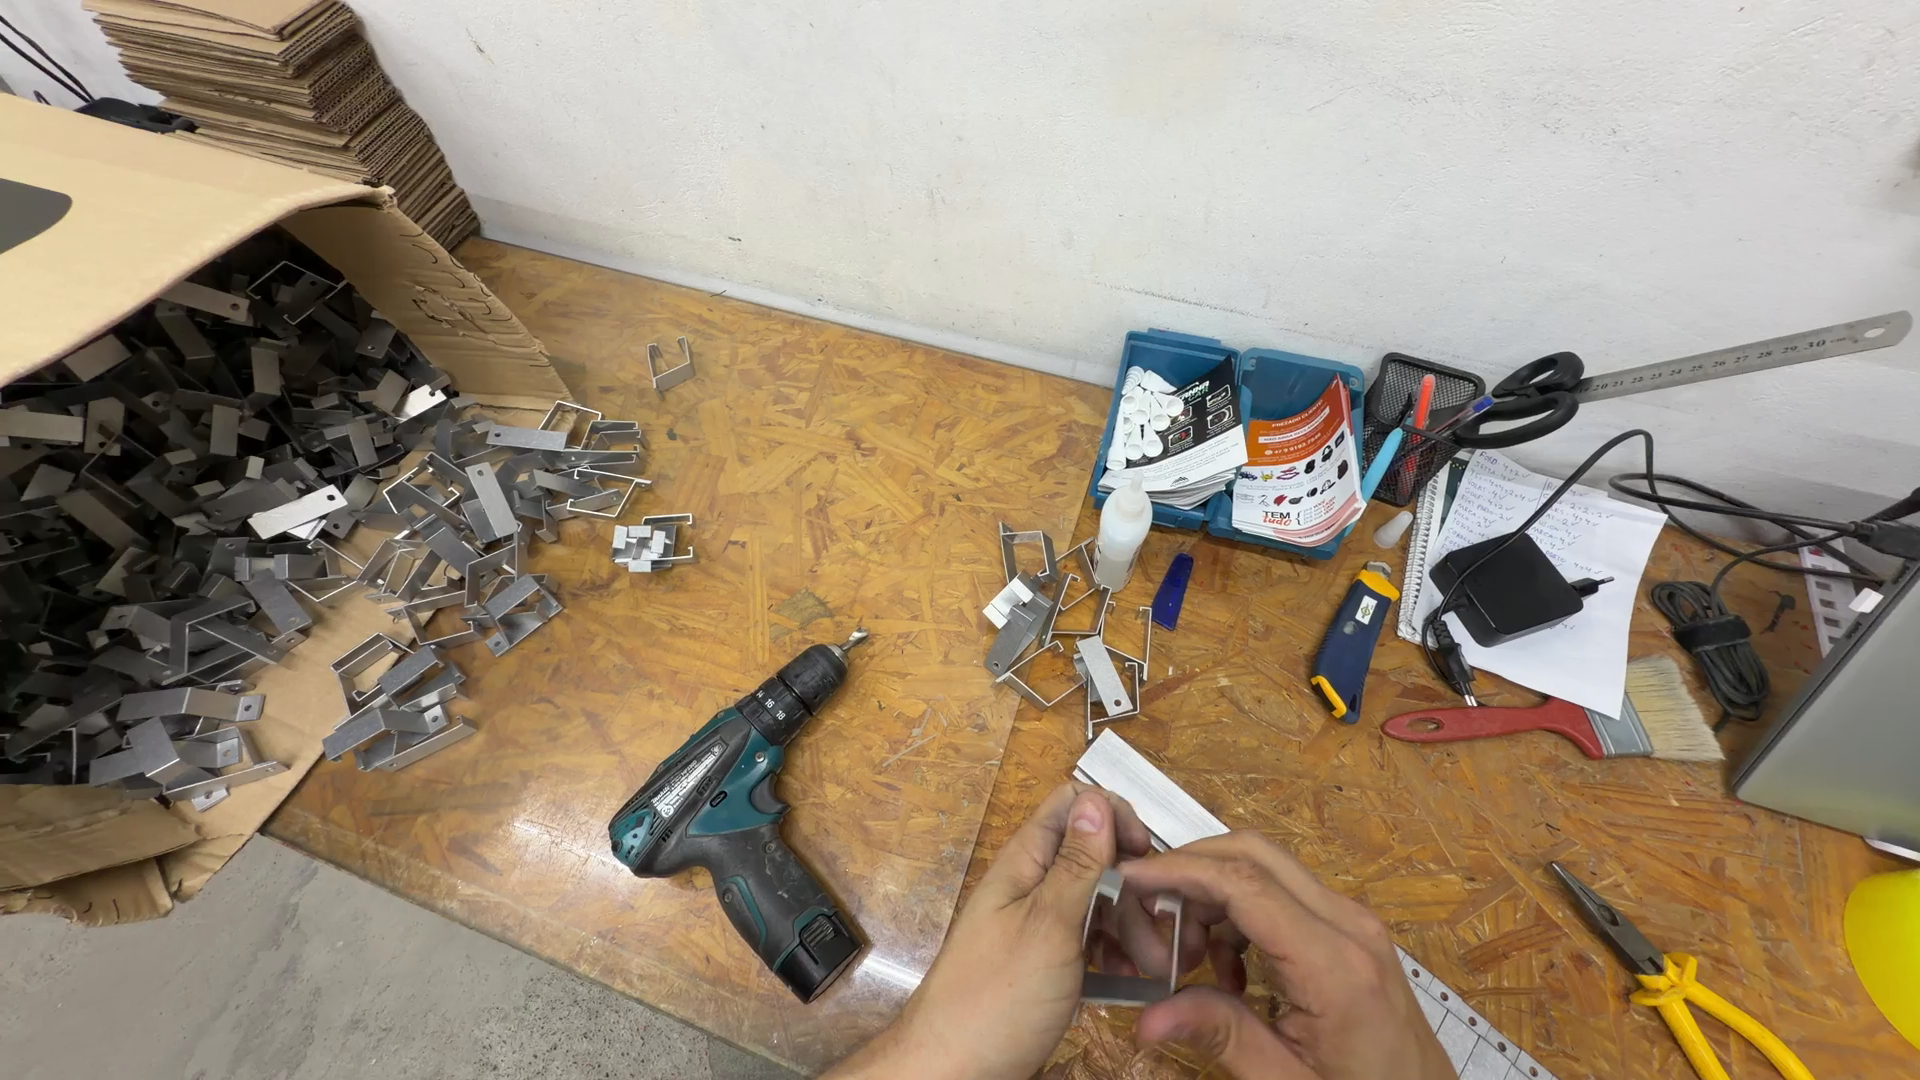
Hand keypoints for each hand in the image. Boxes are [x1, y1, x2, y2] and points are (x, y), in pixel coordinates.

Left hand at [825, 782, 1153, 1079]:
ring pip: (1095, 899)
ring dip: (1128, 924)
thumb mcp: (1047, 925)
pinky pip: (1087, 938)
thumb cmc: (999, 996)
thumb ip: (1075, 864)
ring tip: (1155, 966)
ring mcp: (1037, 921)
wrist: (953, 1071)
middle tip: (1161, 928)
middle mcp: (1031, 881)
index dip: (1112, 816)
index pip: (1072, 805)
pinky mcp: (1045, 959)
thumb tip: (1097, 800)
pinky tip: (1131, 977)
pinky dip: (1112, 951)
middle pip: (1092, 854)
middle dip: (1130, 884)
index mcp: (1025, 860)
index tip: (1145, 854)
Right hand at [1121, 833, 1453, 1079]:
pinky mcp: (1350, 928)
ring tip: (1192, 955)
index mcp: (1334, 965)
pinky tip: (1230, 967)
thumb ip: (1221, 1037)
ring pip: (1264, 864)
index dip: (1178, 871)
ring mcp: (1353, 920)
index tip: (1131, 878)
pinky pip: (1281, 889)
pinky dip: (1240, 910)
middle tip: (1152, 910)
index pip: (1242, 882)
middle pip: (1252, 852)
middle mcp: (1348, 924)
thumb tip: (1145, 1018)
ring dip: (1214, 891)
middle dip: (1191, 867)